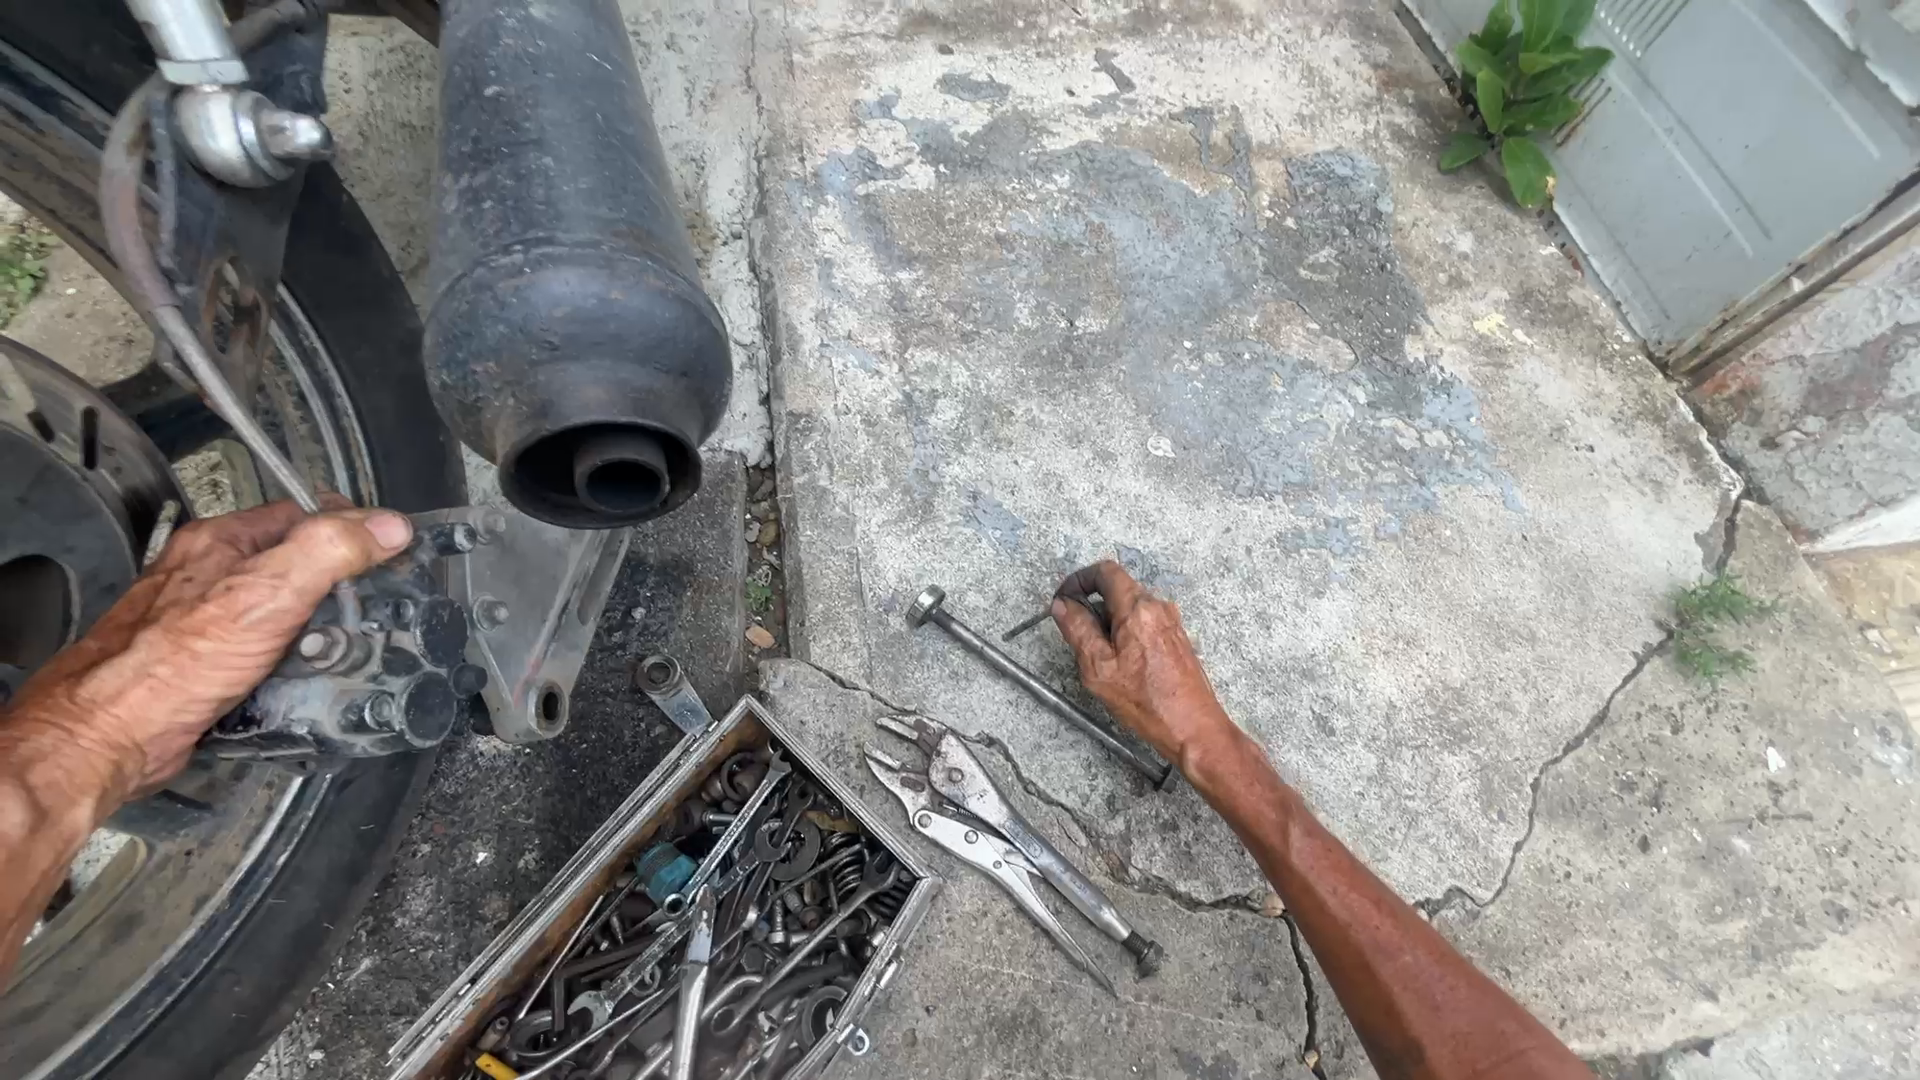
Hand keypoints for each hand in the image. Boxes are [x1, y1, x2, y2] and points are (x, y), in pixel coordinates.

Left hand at [0, 500, 413, 812]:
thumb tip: (389, 528)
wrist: (110, 736)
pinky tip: (310, 667)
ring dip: (326, 623)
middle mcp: (214, 572)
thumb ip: (331, 551)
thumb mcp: (268, 593)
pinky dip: (302, 654)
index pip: (310, 514)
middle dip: (344, 584)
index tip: (390, 553)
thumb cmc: (165, 666)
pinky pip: (279, 642)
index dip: (355, 530)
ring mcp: (214, 614)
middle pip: (304, 561)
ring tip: (344, 639)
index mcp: (223, 542)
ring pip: (294, 605)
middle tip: (369, 603)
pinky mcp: (218, 654)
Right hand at [1050, 560, 1238, 769]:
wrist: (1193, 728)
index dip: (1078, 579)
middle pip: (1116, 588)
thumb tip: (1062, 605)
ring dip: (1107, 621)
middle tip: (1077, 635)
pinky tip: (1121, 663)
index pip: (1104, 571)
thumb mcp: (1098, 667)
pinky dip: (1124, 631)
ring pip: (1129, 607)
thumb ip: (1077, 630)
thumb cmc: (1146, 701)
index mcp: (1138, 608)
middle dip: (1091, 605)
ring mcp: (1170, 622)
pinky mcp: (1175, 637)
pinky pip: (1142, 621)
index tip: (1063, 600)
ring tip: (1099, 656)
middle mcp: (1158, 607)